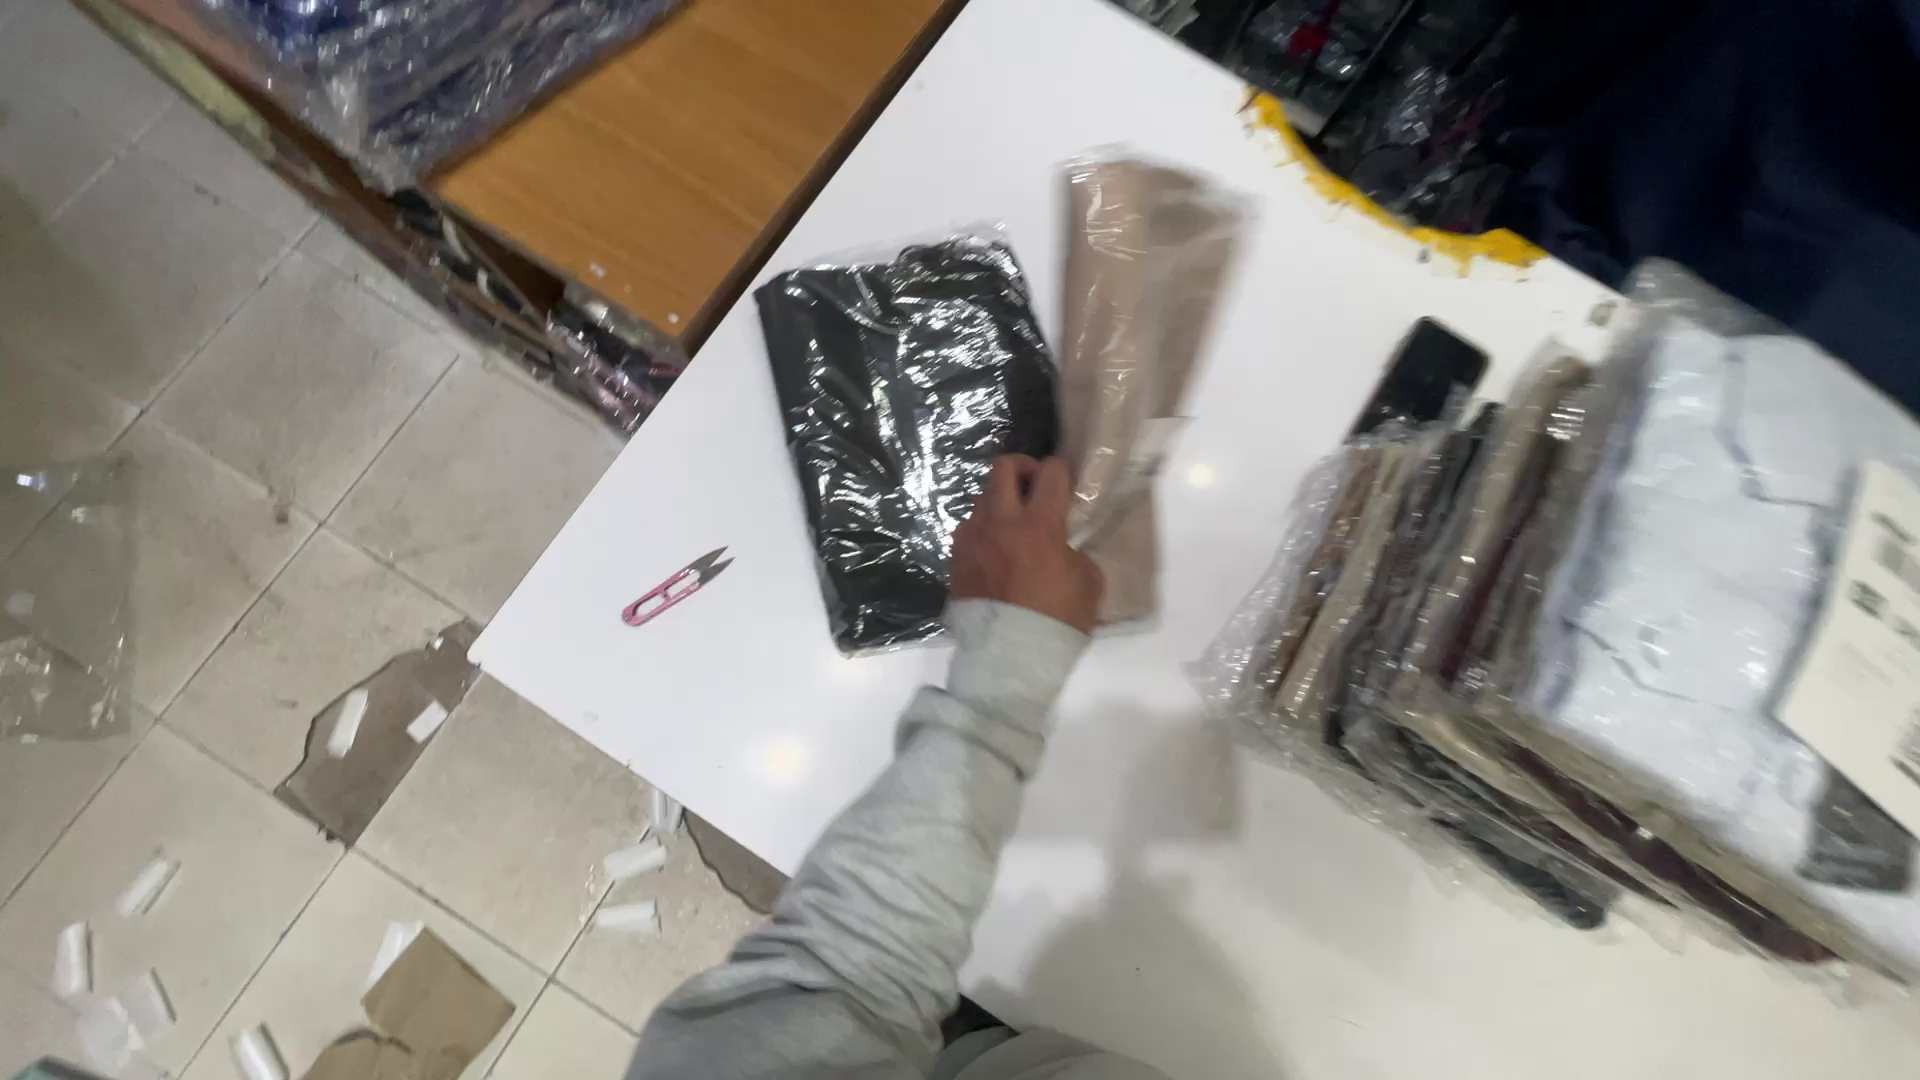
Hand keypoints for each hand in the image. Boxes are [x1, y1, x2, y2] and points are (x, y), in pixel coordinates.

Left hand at [950, 455, 1104, 633]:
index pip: (1051, 473)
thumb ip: (1076, 550)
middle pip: (1004, 467)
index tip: (1065, 482)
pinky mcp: (955, 557)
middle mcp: (1000, 522)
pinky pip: (968, 528)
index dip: (1061, 470)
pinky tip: (995, 550)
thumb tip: (1062, 545)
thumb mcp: (1088, 582)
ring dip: (1000, 502)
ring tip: (1013, 525)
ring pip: (982, 497)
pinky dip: (984, 530)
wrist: (1009, 656)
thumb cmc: (1056, 620)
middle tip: (1034, 487)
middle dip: (1023, 468)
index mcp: (1038, 525)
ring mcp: (972, 538)